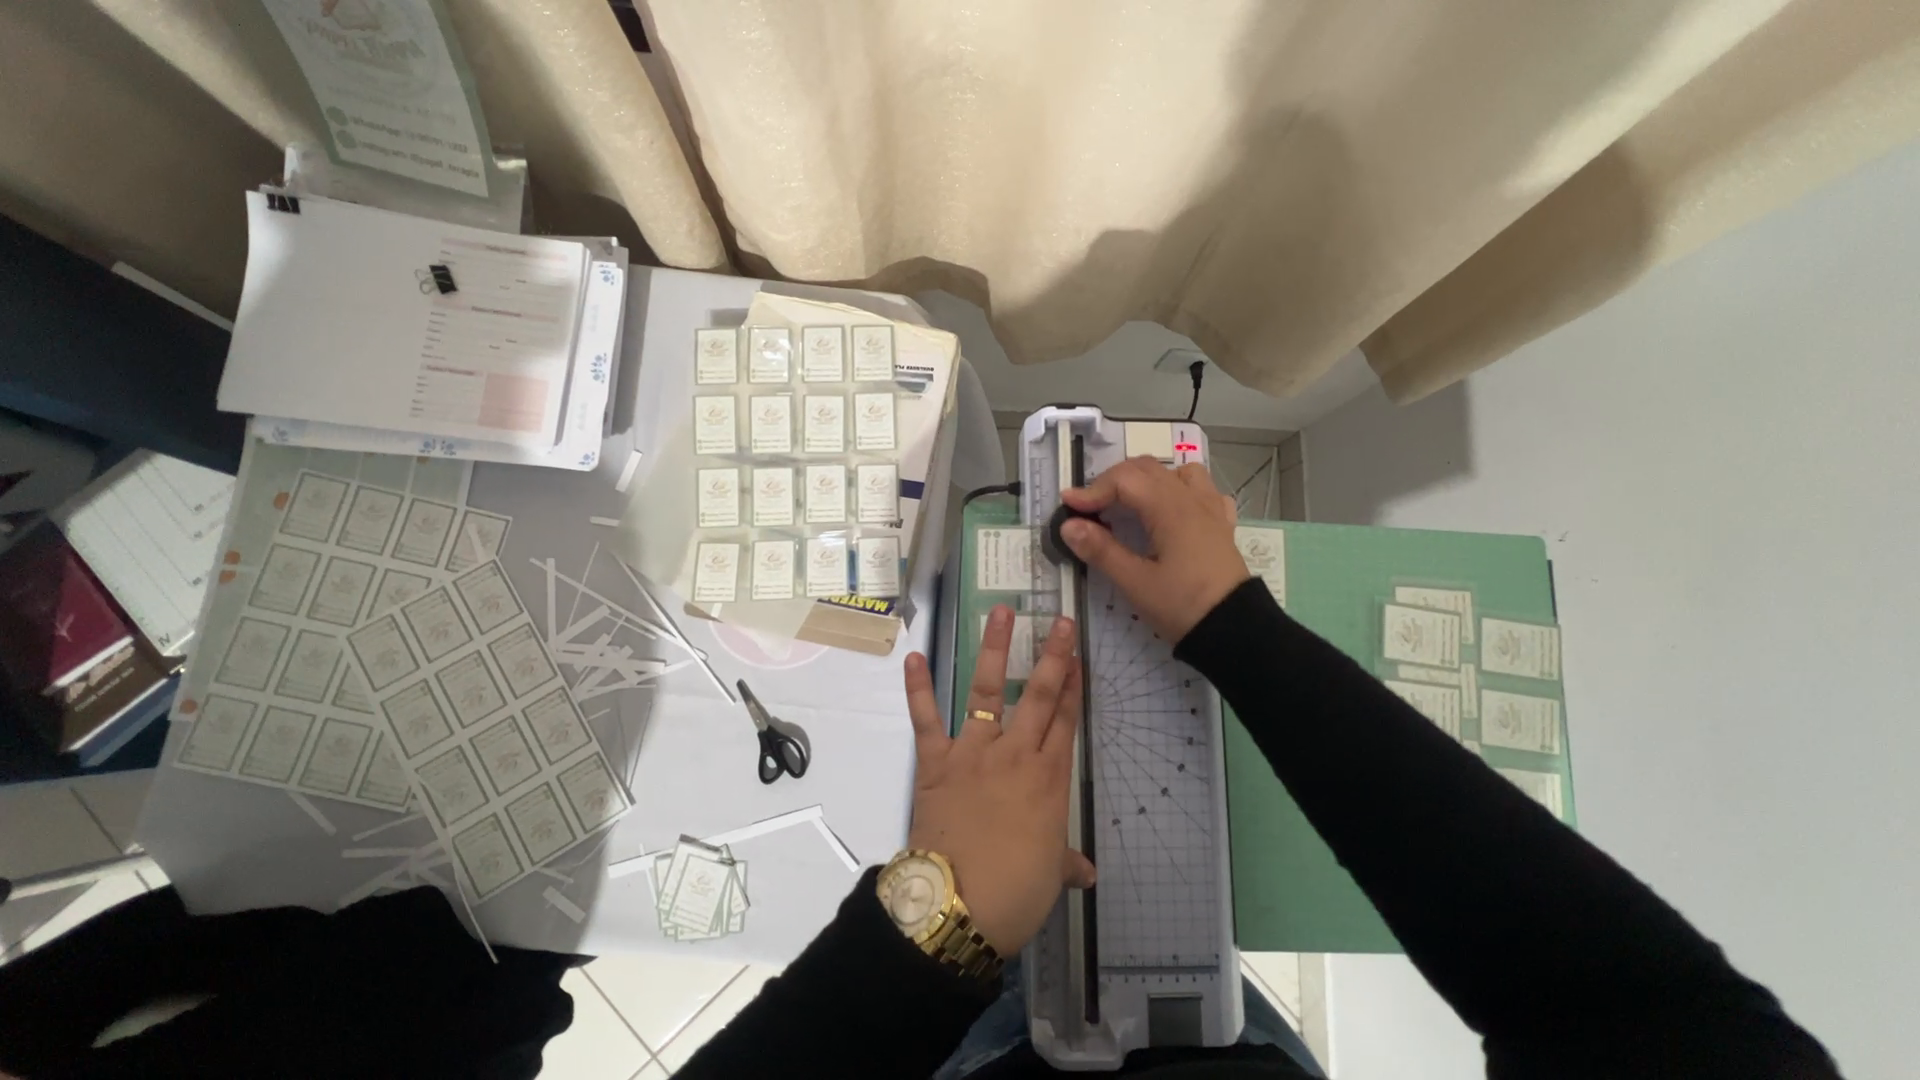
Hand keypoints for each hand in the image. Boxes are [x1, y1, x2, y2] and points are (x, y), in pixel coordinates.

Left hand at [902, 606, 1095, 953]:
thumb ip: (1065, 862)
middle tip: (1057, 620)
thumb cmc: (1015, 892)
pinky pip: (926, 719)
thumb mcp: (1050, 876)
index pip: (1065, 720)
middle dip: (1051, 656)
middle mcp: (1014, 755)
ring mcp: (972, 753)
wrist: (957, 905)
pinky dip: (919, 688)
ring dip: (993, 650)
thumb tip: (1086, 873)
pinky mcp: (935, 762)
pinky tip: (915, 658)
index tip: (1077, 654)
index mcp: (1048, 779)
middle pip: (1037, 695)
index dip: (1072, 686)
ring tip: (999, 613)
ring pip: (986, 691)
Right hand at [1060, 457, 1249, 641]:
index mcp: (1169, 508)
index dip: (1091, 490)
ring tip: (1130, 504)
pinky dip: (1180, 491)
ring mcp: (1211, 509)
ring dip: (1148, 480)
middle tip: (1090, 508)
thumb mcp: (1135, 583)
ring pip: (1177, 473)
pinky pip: (1202, 491)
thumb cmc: (1182, 606)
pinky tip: (1171, 511)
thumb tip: (1069, 526)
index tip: (1068, 508)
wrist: (1236, 630)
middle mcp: (1192, 499)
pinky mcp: (1222, 525)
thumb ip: (1101, 550)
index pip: (1124, 480)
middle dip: (1113, 482)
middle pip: (1147, 469)